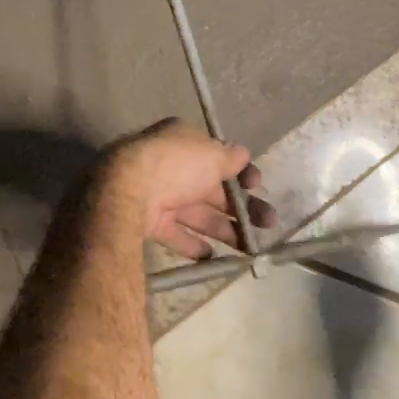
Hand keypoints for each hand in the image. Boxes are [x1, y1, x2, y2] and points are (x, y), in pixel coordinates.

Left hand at [101, 119, 276, 258]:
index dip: (240, 171)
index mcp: (183, 142)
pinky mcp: (150, 222)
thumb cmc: (177, 164)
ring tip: (251, 247)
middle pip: (212, 189)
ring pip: (198, 213)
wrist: (129, 191)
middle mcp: (171, 166)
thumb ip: (230, 157)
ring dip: (225, 229)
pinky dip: (193, 244)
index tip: (257, 185)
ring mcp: (159, 195)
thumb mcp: (212, 154)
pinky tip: (212, 256)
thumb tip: (243, 155)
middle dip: (242, 206)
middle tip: (269, 222)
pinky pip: (176, 233)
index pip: (217, 156)